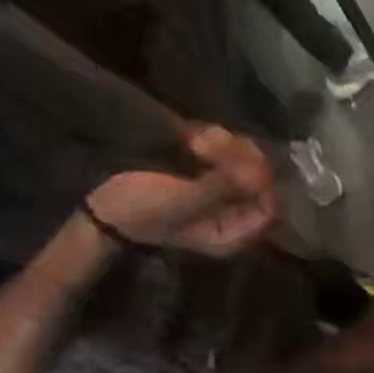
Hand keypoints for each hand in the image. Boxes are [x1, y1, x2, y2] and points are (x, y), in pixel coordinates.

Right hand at [85, 125, 276, 255]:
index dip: (262, 184)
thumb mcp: (181, 202)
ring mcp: (221, 197)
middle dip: (240, 160)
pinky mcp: (207, 177)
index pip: (268, 211)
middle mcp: (234, 219)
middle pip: (260, 185)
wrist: (105, 207)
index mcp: (233, 236)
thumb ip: (220, 189)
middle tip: (206, 145)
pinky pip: (226, 155)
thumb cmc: (142, 210)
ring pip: (244, 165)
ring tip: (194, 140)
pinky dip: (214, 141)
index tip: (238, 159)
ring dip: (225, 146)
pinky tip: (191, 136)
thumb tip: (256, 175)